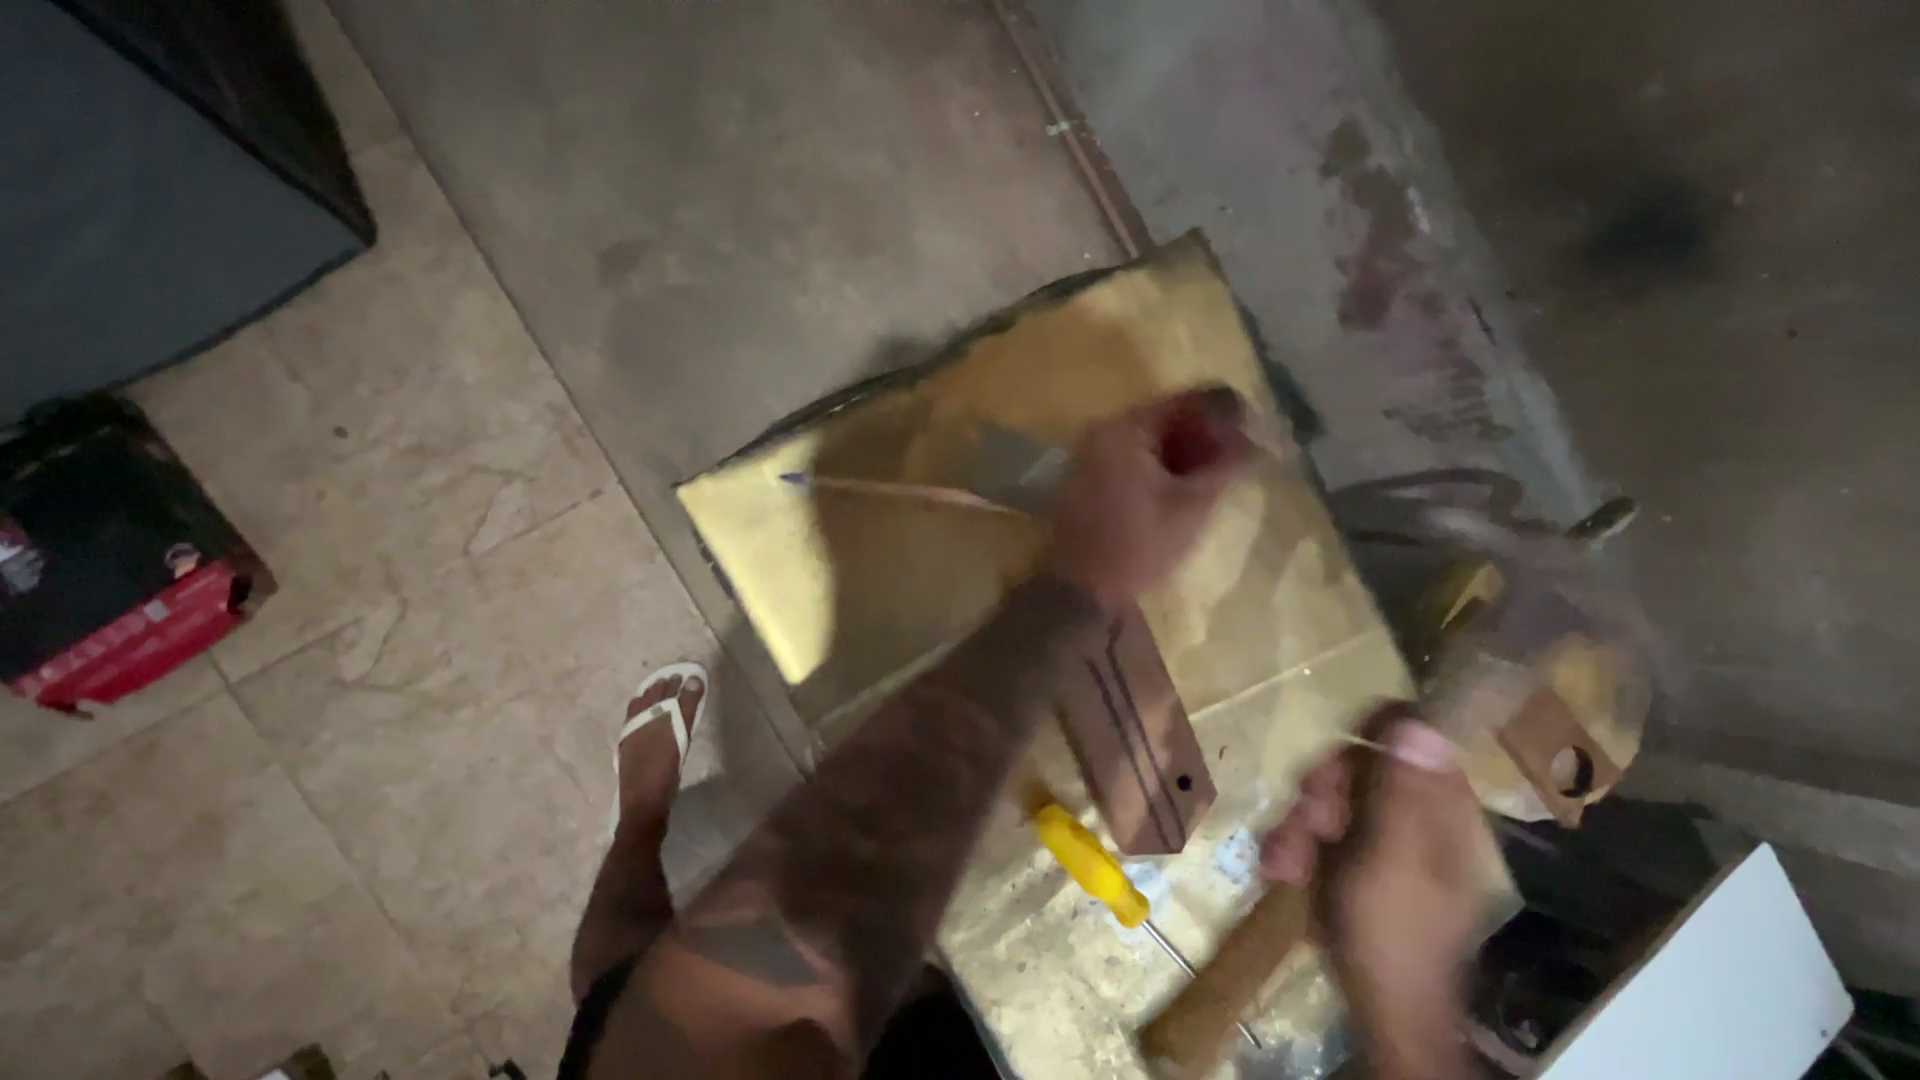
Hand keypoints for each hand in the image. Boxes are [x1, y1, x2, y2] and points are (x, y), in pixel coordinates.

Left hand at [1046, 385, 1251, 612]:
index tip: (1253, 428)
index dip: (1223, 413)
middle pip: (1163, 421)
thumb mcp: (1192, 505)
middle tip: (1239, 454)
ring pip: (1147, 444)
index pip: (1183, 403)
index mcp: (1124, 429)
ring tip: (1218, 473)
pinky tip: (1185, 486)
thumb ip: (1223, 467)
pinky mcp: (1086, 483)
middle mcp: (1100, 434)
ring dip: (1183, 453)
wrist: (1083, 590)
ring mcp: (1089, 458)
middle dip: (1204, 435)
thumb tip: (1252, 443)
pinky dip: (1159, 468)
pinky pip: (1130, 462)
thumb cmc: (1139, 544)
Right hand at [1260, 707, 1478, 1079]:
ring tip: (1284, 861)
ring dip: (1299, 825)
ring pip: (1332, 799)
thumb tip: (1415, 720)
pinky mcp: (1363, 860)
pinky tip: (1284, 871)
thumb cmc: (1390, 935)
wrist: (1384, 1011)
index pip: (1406, 738)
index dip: (1360, 746)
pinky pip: (1323, 830)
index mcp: (1442, 809)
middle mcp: (1420, 814)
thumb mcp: (1390, 858)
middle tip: (1305, 825)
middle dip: (1319, 795)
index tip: (1326, 776)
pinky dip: (1299, 846)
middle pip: (1358, 767)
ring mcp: (1390, 839)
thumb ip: (1398, 791)